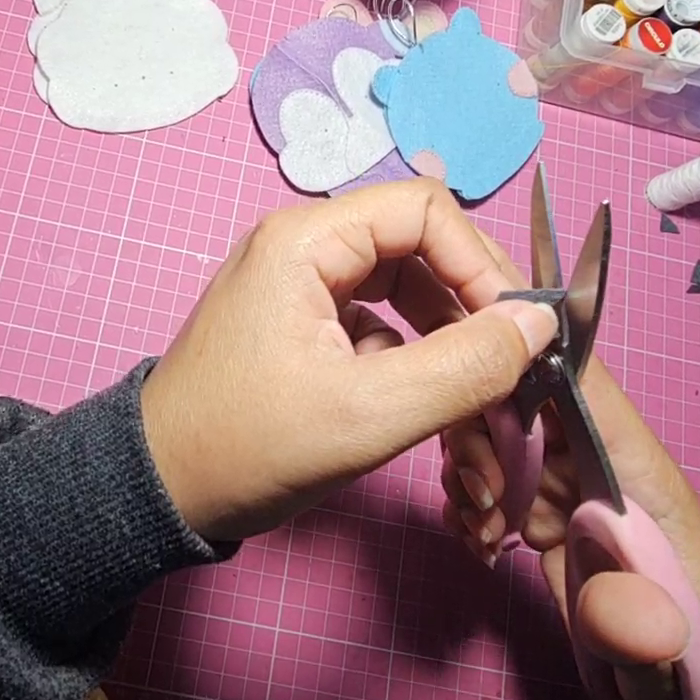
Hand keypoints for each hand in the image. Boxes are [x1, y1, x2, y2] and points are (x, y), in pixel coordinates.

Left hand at [139, 179, 557, 542]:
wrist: (164, 489)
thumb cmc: (248, 445)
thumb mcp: (367, 411)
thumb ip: (463, 366)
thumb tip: (536, 323)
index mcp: (306, 240)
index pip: (423, 210)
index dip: (480, 264)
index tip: (517, 331)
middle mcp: (305, 249)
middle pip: (420, 251)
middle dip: (472, 313)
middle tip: (514, 374)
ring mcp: (304, 289)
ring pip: (407, 296)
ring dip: (451, 349)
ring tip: (484, 409)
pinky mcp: (306, 328)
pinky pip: (381, 328)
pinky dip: (416, 366)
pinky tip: (433, 416)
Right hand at [439, 234, 699, 699]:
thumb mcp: (680, 658)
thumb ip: (636, 625)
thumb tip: (599, 599)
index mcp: (631, 460)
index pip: (573, 375)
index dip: (515, 357)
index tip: (464, 384)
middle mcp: (590, 454)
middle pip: (511, 395)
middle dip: (475, 436)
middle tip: (482, 503)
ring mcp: (560, 480)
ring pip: (486, 432)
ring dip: (465, 474)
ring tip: (481, 533)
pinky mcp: (536, 509)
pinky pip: (481, 478)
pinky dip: (465, 503)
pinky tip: (477, 541)